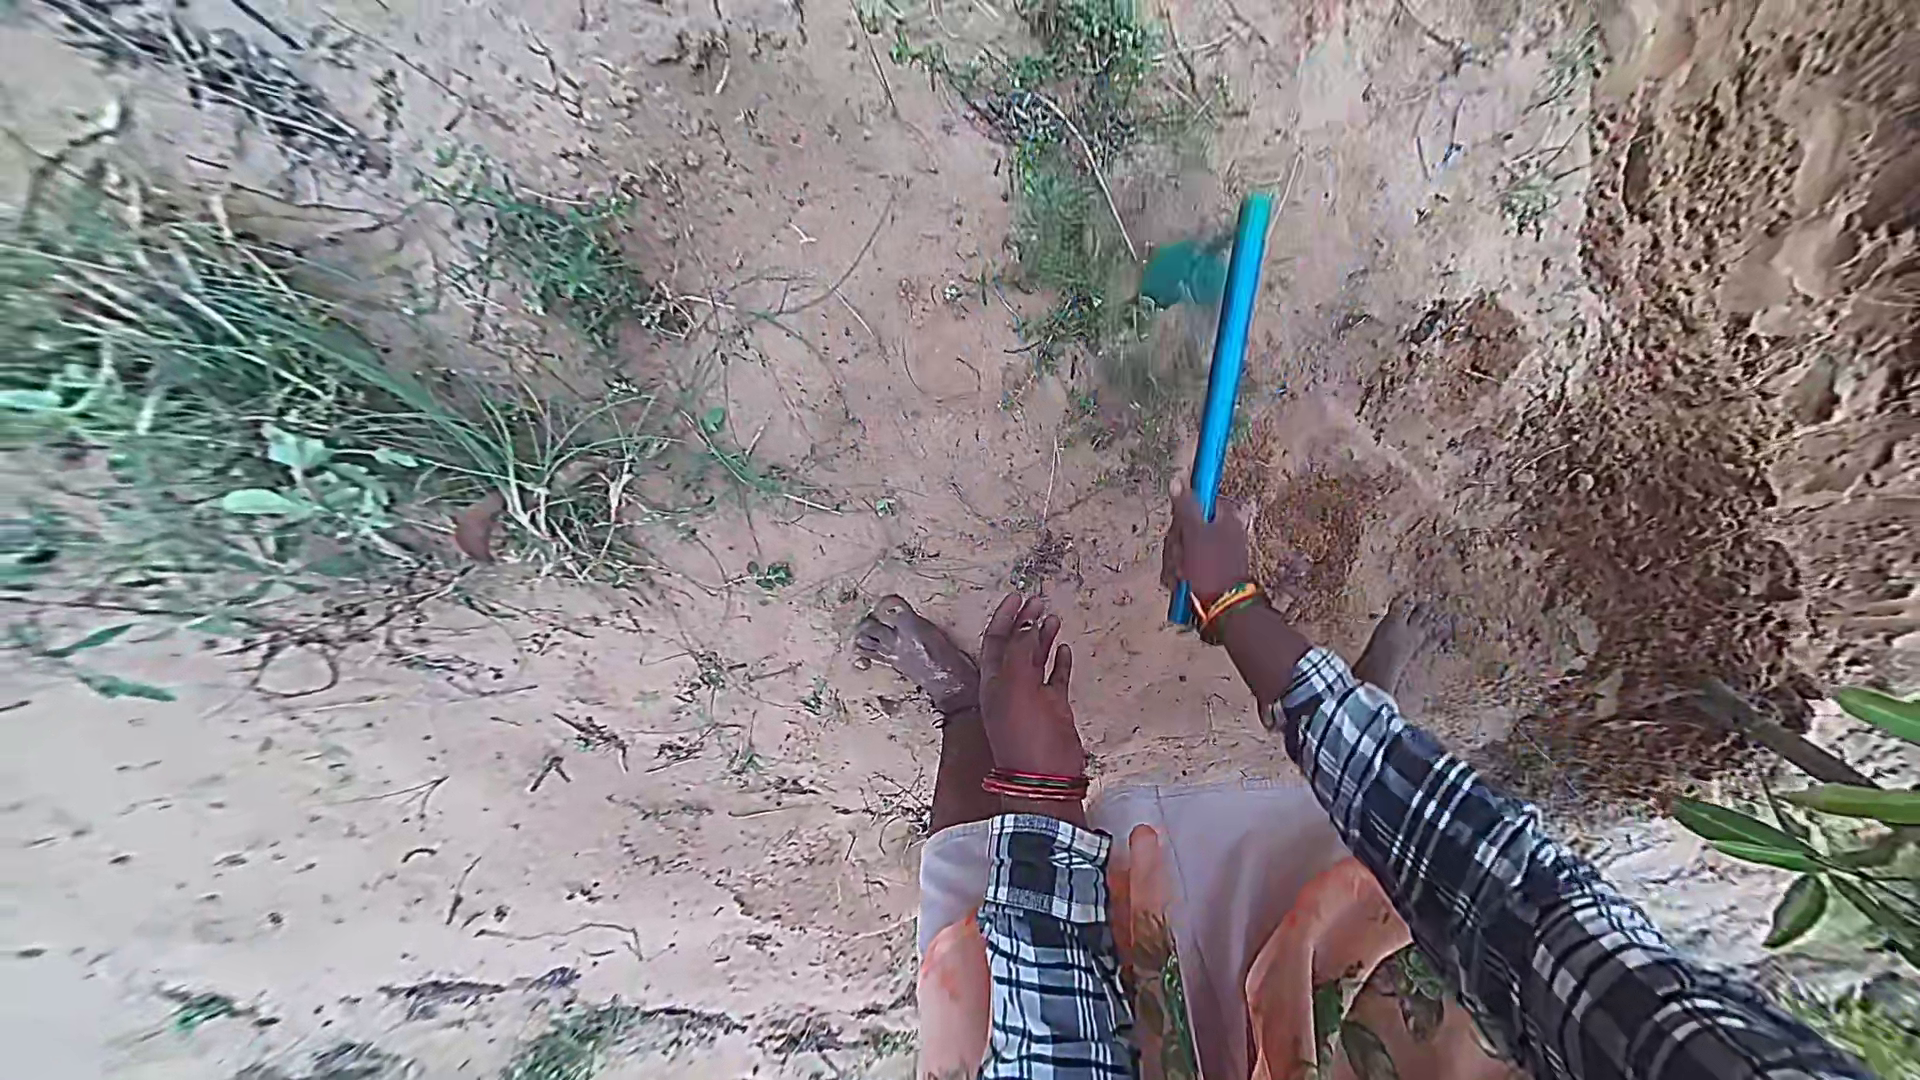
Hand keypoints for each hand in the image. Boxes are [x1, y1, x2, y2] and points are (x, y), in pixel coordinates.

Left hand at [978, 592, 1083, 777]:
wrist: (1046, 777)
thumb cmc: (1026, 734)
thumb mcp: (1016, 687)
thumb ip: (1020, 653)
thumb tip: (1026, 626)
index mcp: (994, 681)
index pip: (996, 640)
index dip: (1005, 617)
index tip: (1017, 597)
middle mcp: (1010, 686)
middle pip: (1016, 646)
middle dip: (1025, 622)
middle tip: (1039, 603)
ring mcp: (1032, 697)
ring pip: (1036, 659)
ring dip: (1043, 638)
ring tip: (1054, 618)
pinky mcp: (1053, 708)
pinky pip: (1055, 678)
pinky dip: (1059, 662)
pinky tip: (1065, 649)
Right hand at [1160, 476, 1252, 605]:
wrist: (1223, 609)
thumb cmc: (1212, 568)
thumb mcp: (1195, 533)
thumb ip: (1185, 507)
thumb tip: (1176, 481)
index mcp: (1224, 518)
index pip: (1197, 502)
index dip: (1183, 515)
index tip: (1181, 528)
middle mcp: (1220, 533)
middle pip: (1184, 527)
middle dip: (1176, 545)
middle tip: (1181, 557)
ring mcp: (1213, 553)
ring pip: (1180, 548)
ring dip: (1174, 562)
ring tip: (1180, 575)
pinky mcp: (1205, 570)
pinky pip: (1182, 564)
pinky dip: (1177, 573)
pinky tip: (1179, 583)